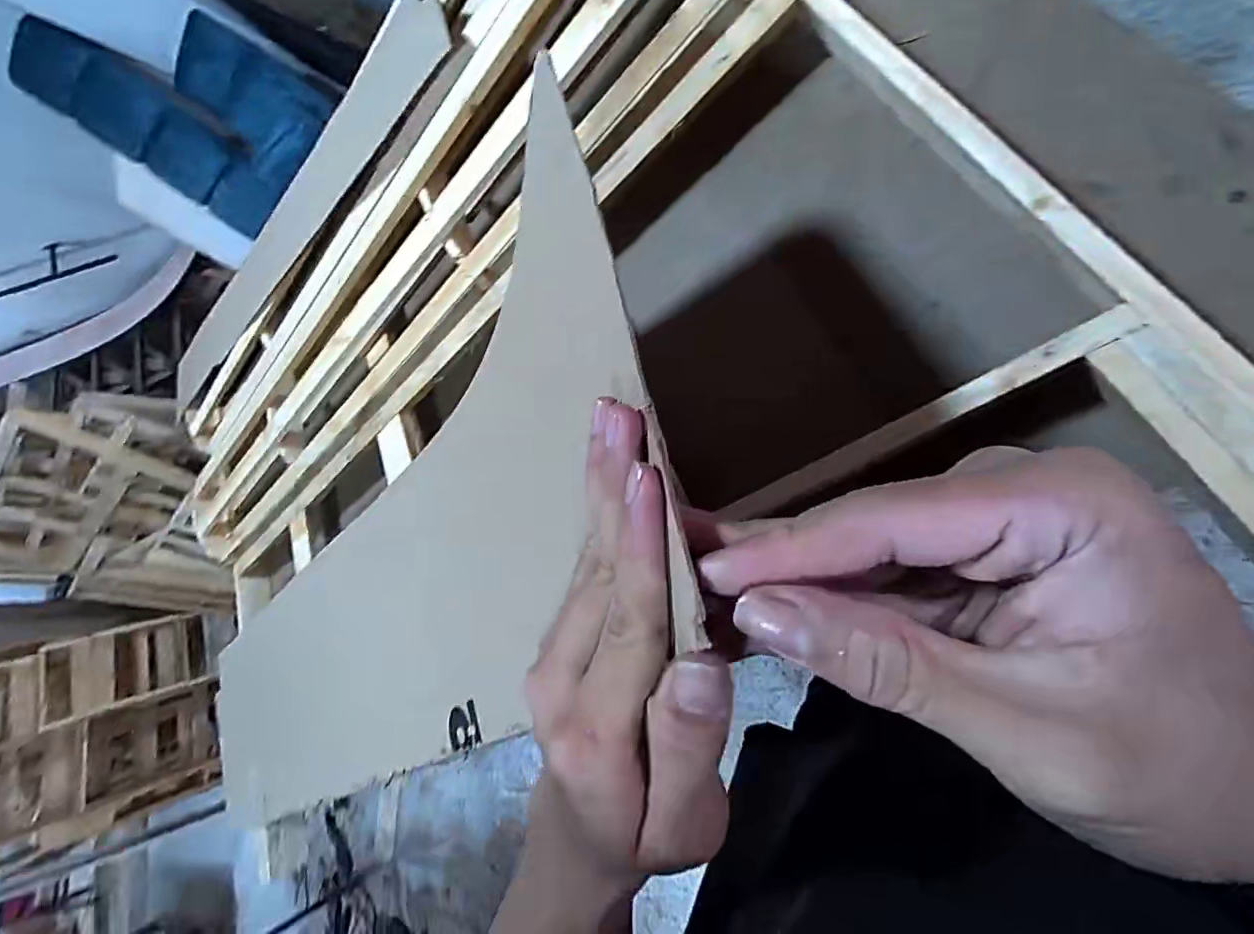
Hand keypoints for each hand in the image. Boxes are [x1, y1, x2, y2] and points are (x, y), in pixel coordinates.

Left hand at [494, 399, 734, 931]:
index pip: (629, 619)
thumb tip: (701, 660)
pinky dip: (600, 511)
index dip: (643, 545)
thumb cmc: (642, 833)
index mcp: (595, 723)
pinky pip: (587, 566)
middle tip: (614, 413)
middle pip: (597, 570)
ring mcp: (552, 647)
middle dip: (609, 486)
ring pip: (587, 557)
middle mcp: (559, 672)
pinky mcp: (559, 634)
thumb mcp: (686, 822)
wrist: (576, 840)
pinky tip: (608, 468)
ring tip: (608, 421)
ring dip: (599, 485)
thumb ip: (691, 745)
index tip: (648, 475)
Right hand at [698, 446, 1253, 884]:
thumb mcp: (1026, 731)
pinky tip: (764, 595)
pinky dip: (828, 592)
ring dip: (792, 573)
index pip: (891, 518)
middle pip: (870, 521)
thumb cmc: (1182, 774)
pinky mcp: (977, 550)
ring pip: (866, 542)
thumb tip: (760, 614)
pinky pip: (886, 567)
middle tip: (685, 562)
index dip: (790, 549)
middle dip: (779, 555)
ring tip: (707, 579)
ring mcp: (996, 516)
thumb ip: (885, 663)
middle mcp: (1020, 487)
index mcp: (1062, 505)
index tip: (706, 569)